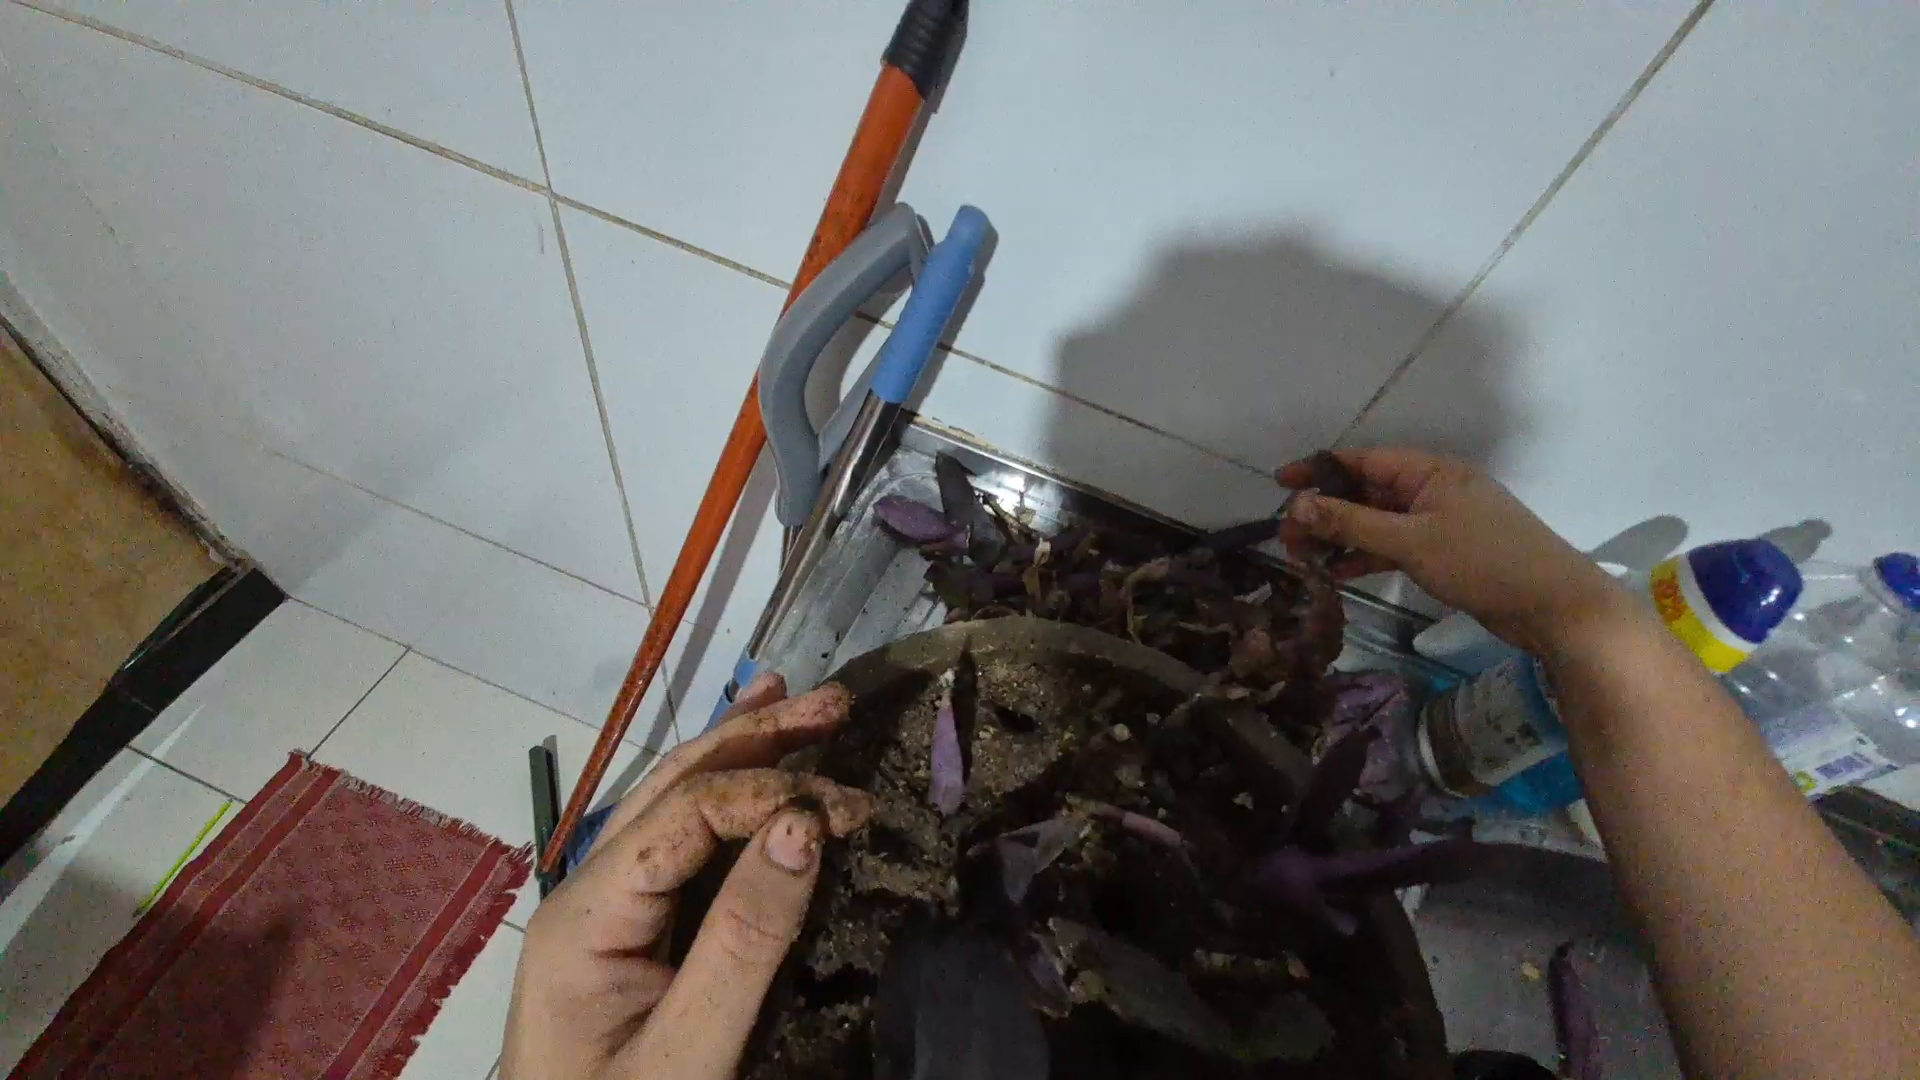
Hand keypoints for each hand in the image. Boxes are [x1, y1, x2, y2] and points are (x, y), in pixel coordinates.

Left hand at [502, 674, 871, 1079]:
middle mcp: (594, 884)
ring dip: (744, 742)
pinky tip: (750, 753)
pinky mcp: (639, 918)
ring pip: (680, 794)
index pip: (690, 809)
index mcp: (589, 910)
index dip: (776, 791)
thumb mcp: (688, 1054)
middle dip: (760, 734)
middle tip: (835, 702)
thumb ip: (743, 939)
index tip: (853, 808)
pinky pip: (685, 832)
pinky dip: (729, 784)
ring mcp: (613, 898)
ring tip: (794, 696)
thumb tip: (803, 823)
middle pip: (680, 781)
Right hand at [1278, 447, 1623, 655]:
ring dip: (1338, 537)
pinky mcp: (1440, 552)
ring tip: (1300, 556)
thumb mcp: (1410, 540)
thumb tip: (1295, 505)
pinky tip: (1335, 573)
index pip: (1361, 462)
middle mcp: (1431, 490)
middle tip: (1285, 536)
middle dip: (1323, 512)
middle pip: (1363, 494)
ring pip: (1373, 522)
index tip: (1280, 482)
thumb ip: (1350, 522)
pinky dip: (1363, 557)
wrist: (1555, 608)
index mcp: (1429, 472)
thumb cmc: (1484, 562)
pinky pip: (1389, 546)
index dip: (1318, 470)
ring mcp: (1436, 522)